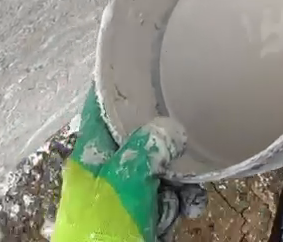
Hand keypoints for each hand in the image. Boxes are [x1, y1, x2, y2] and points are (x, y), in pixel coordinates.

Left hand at [49, 88, 186, 241]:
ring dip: (179, 176)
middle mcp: (107, 171)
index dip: (120, 80)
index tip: (149, 58)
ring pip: (160, 165)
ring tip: (186, 190)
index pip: (102, 104)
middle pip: (140, 135)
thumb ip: (146, 146)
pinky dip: (183, 199)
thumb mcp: (123, 183)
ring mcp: (125, 196)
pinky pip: (169, 194)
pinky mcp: (143, 217)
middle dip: (167, 141)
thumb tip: (171, 127)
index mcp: (91, 156)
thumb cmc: (104, 233)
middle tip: (185, 141)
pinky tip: (191, 207)